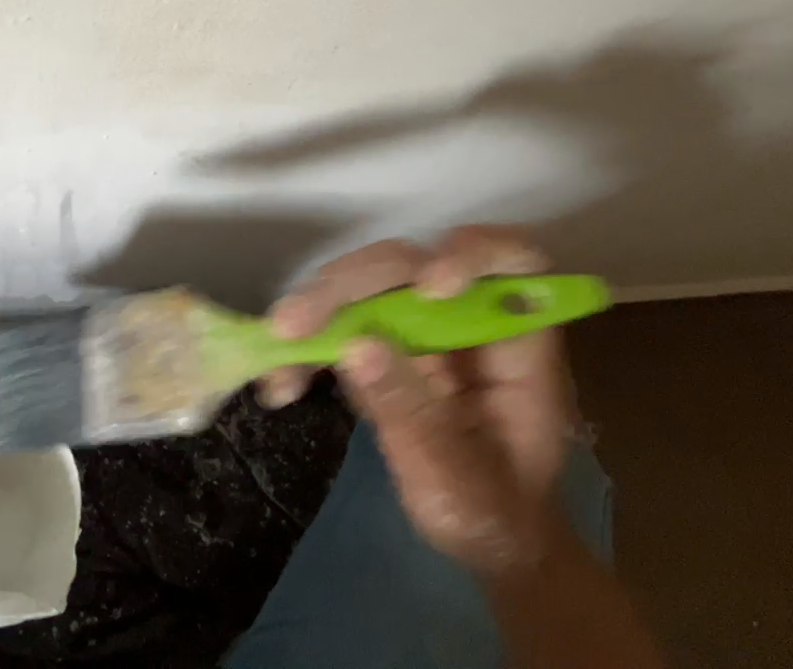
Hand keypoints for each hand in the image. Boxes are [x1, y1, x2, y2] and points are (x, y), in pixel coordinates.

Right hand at [259, 225, 575, 572]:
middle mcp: (465, 320)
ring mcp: (419, 327)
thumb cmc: (493, 517)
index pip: (510, 264)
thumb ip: (413, 416)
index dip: (471, 256)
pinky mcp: (381, 342)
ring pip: (365, 285)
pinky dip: (304, 345)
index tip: (428, 287)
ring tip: (278, 348)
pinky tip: (281, 383)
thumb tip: (356, 346)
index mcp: (515, 348)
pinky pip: (338, 323)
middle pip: (411, 266)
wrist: (481, 535)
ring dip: (316, 307)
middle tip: (294, 323)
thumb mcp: (459, 486)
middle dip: (351, 285)